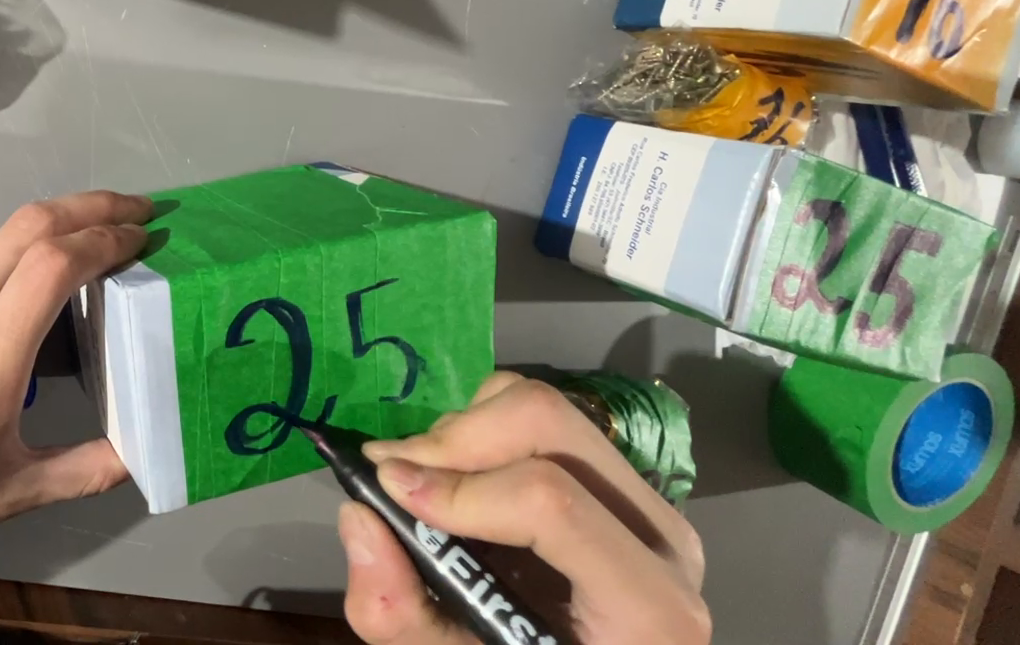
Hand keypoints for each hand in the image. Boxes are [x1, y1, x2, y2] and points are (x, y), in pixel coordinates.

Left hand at [0, 190, 152, 644]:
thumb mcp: (8, 494)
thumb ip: (85, 469)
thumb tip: (142, 452)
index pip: (51, 266)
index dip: (102, 237)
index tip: (138, 233)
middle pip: (25, 226)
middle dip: (87, 205)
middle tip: (131, 208)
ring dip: (25, 272)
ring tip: (17, 337)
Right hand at [336, 372, 709, 644]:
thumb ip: (399, 614)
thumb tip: (359, 517)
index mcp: (647, 610)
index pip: (553, 504)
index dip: (460, 488)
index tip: (389, 491)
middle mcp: (660, 538)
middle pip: (546, 424)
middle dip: (451, 437)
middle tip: (392, 469)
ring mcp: (642, 498)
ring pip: (537, 405)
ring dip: (458, 429)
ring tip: (424, 477)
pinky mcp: (613, 476)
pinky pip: (535, 412)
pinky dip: (474, 423)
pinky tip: (458, 474)